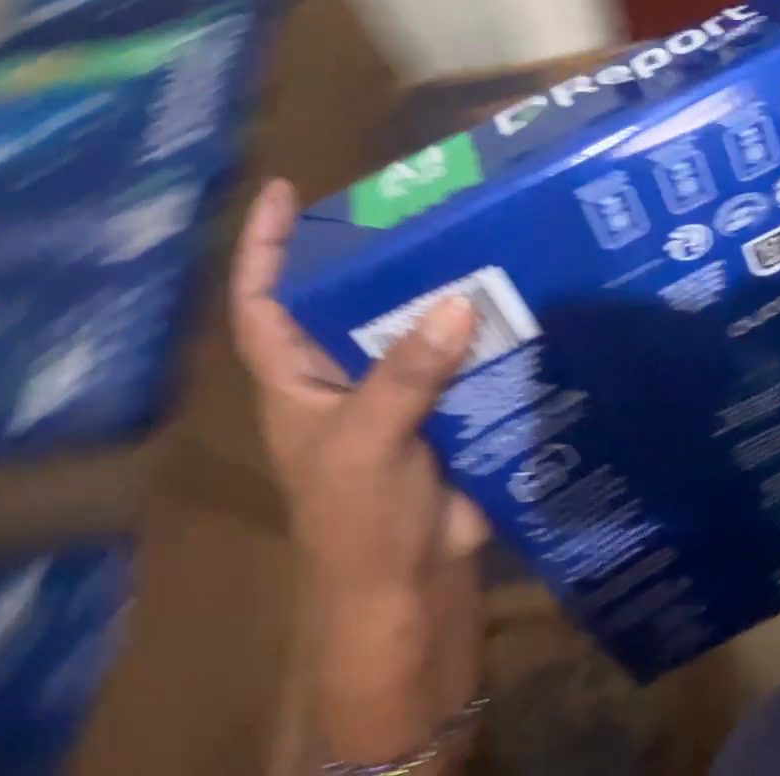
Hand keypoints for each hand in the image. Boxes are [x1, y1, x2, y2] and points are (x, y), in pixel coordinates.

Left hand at [231, 179, 488, 760]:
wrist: (411, 588)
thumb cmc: (360, 520)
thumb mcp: (367, 440)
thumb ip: (405, 371)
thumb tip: (457, 300)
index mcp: (297, 380)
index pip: (264, 301)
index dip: (266, 247)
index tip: (286, 192)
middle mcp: (344, 377)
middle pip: (351, 302)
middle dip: (377, 257)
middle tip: (418, 210)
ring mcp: (397, 394)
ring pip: (413, 328)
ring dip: (440, 293)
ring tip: (476, 242)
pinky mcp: (446, 410)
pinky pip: (461, 359)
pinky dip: (483, 335)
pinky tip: (514, 303)